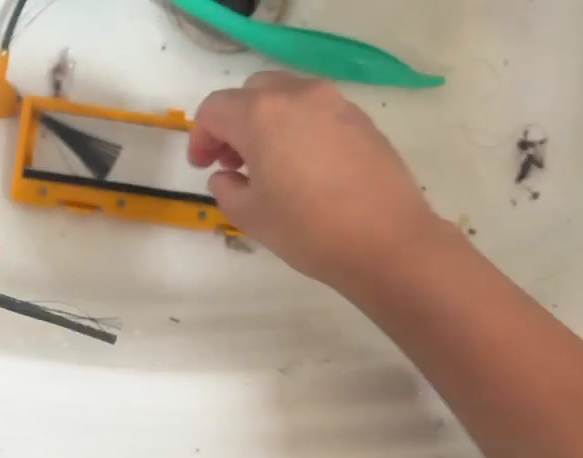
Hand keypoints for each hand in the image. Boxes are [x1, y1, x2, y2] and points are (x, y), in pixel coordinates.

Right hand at [189, 72, 449, 290]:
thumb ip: (227, 190)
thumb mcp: (250, 216)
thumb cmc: (306, 230)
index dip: (200, 137)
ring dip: (266, 124)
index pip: (215, 109)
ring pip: (286, 97)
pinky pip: (315, 112)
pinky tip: (300, 170)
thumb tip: (225, 177)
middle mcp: (298, 95)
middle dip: (233, 124)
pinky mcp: (359, 119)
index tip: (201, 168)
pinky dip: (296, 129)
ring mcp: (334, 102)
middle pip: (252, 93)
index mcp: (262, 115)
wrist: (382, 239)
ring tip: (266, 167)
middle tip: (230, 163)